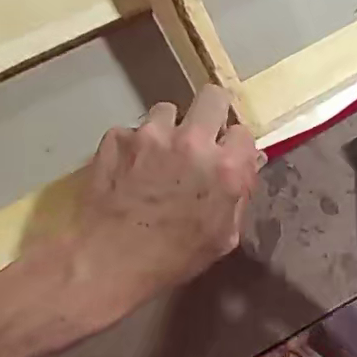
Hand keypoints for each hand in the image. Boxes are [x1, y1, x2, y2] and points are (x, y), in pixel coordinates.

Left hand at [64, 85, 260, 316]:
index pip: (242, 132)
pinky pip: (131, 131)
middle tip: (197, 138)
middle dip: (209, 114)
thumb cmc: (172, 259)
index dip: (232, 146)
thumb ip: (238, 195)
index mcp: (225, 168)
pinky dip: (132, 147)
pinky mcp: (117, 137)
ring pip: (166, 111)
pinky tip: (126, 171)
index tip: (223, 157)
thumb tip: (246, 165)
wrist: (110, 260)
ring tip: (156, 156)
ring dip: (166, 130)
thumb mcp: (222, 237)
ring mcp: (151, 135)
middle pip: (212, 97)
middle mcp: (192, 141)